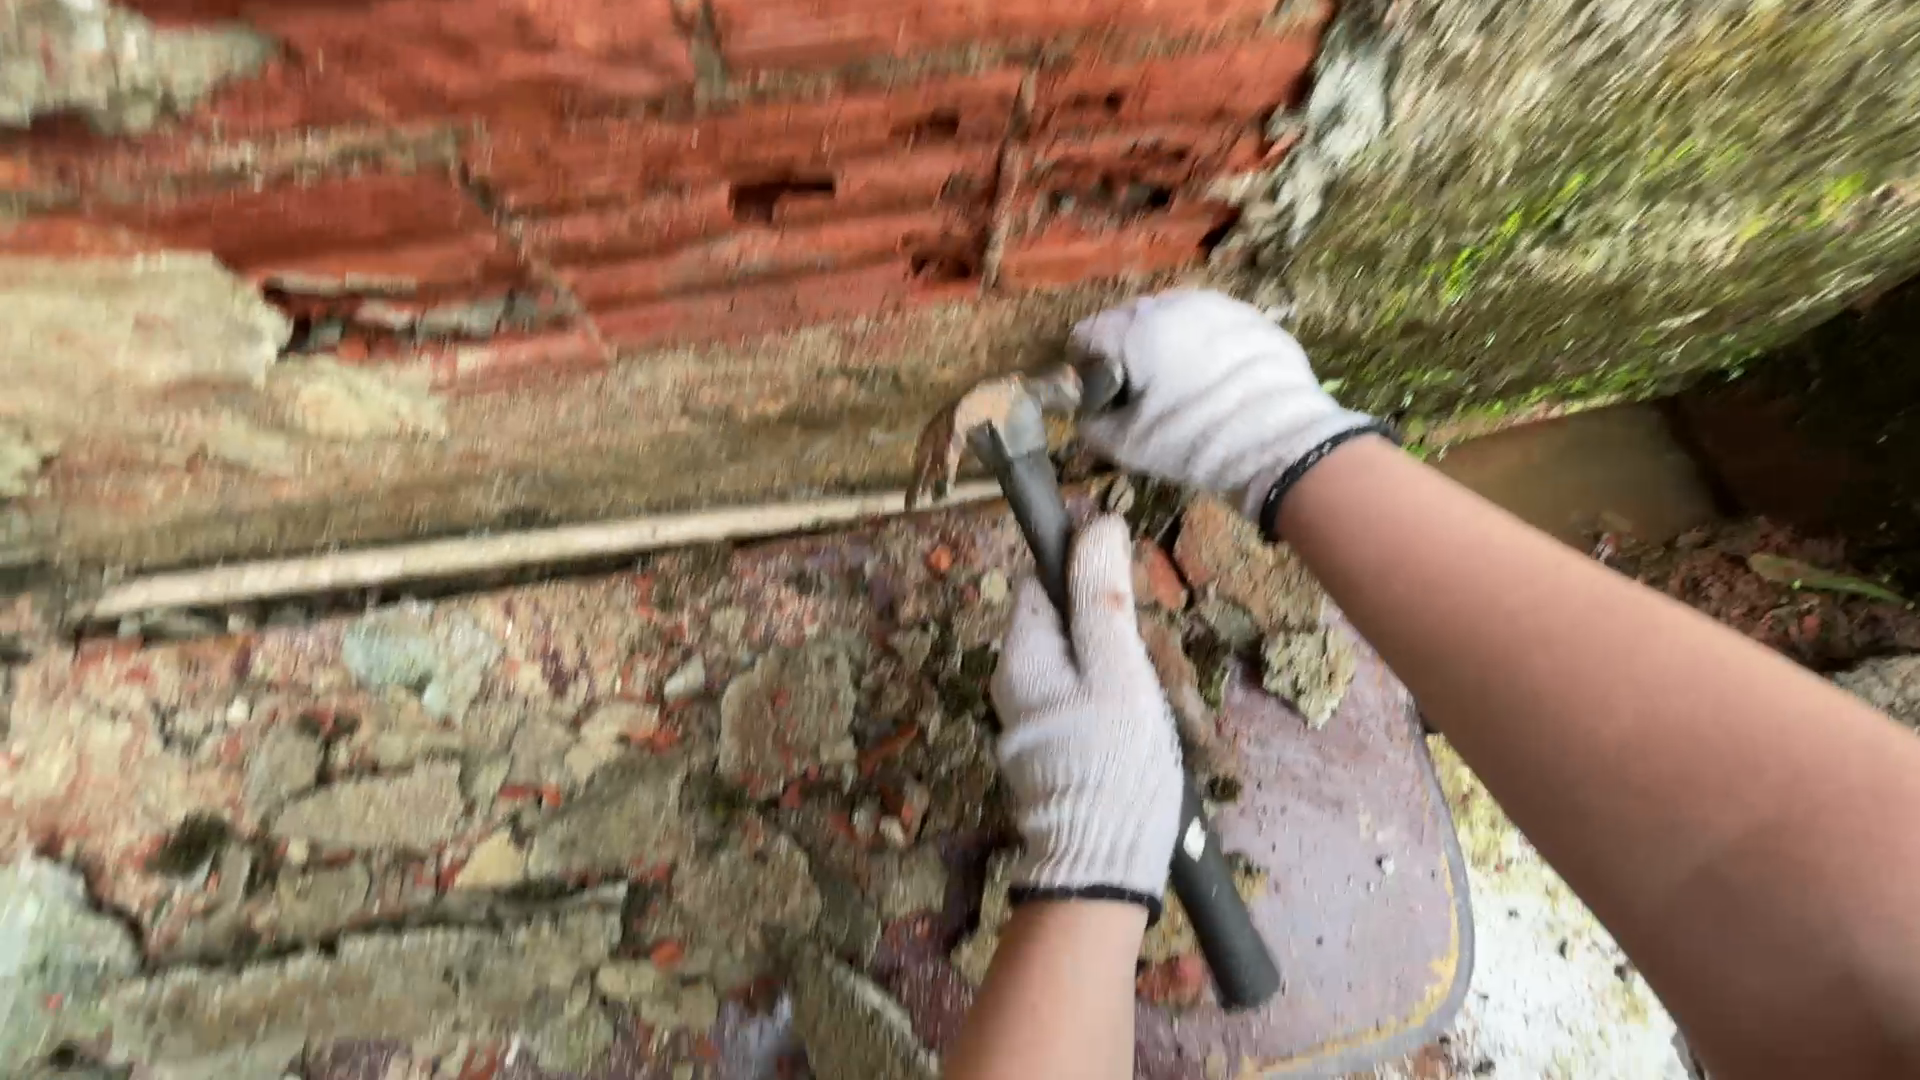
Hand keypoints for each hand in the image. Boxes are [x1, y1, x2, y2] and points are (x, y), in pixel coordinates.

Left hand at [991, 515, 1183, 912]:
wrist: (1100, 869)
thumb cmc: (1112, 762)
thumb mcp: (1118, 672)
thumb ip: (1102, 600)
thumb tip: (1096, 525)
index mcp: (1019, 655)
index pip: (1041, 583)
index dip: (1082, 578)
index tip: (1123, 602)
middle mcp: (1009, 682)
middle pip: (1058, 623)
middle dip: (1103, 631)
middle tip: (1140, 667)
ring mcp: (1023, 719)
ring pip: (1072, 663)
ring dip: (1110, 669)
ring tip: (1141, 704)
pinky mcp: (1043, 749)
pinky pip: (1073, 701)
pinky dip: (1103, 702)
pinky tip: (1130, 730)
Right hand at [1073, 289, 1380, 519]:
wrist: (1280, 442)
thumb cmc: (1192, 440)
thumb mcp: (1126, 445)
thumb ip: (1091, 424)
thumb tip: (1086, 413)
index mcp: (1135, 328)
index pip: (1087, 333)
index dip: (1084, 365)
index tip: (1097, 392)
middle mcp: (1173, 304)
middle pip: (1129, 318)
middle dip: (1124, 349)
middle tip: (1136, 389)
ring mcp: (1218, 305)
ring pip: (1173, 316)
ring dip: (1163, 341)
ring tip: (1177, 381)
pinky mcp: (1253, 317)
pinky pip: (1211, 324)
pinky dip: (1202, 343)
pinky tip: (1213, 378)